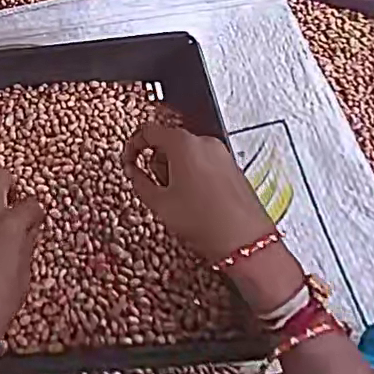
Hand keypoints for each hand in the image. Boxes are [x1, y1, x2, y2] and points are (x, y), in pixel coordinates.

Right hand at [122, 121, 304, 311]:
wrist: (244, 242)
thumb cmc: (205, 221)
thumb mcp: (159, 202)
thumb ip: (139, 180)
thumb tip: (133, 171)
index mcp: (182, 143)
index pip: (148, 131)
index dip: (133, 146)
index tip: (129, 160)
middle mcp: (204, 141)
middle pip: (168, 141)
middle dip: (157, 162)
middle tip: (156, 187)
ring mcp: (220, 153)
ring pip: (186, 152)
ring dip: (175, 170)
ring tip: (178, 199)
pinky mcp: (231, 166)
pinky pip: (203, 162)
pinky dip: (193, 174)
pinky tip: (195, 201)